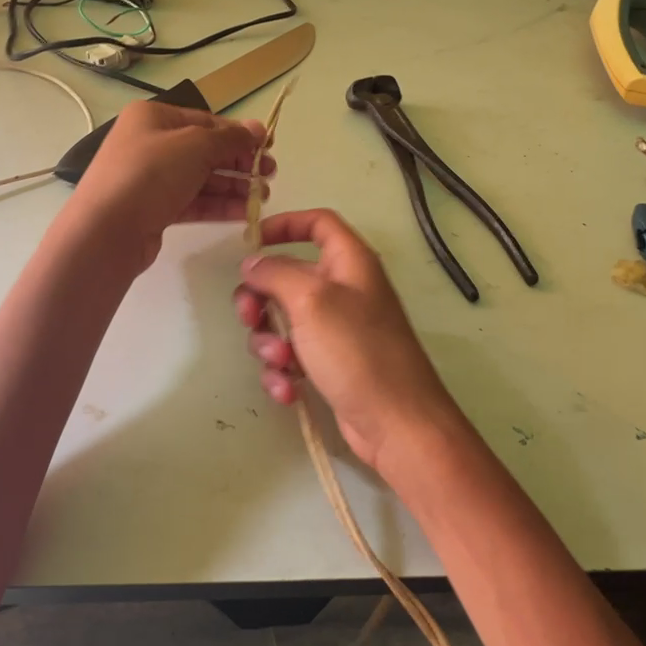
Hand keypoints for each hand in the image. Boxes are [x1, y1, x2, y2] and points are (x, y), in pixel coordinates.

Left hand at [64, 101, 273, 268]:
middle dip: (239, 162)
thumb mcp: (196, 145)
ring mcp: (151, 178)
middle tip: (270, 175)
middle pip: (205, 150)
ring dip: (233, 185)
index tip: (268, 148)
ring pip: (201, 178)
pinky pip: (193, 201)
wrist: (107, 229)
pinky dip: (219, 205)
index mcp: (154, 117)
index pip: (206, 121)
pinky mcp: (155, 209)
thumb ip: (231, 138)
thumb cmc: (151, 173)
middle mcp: (151, 143)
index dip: (239, 134)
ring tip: (263, 197)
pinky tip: (244, 212)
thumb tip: (258, 129)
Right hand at [234, 209, 462, 471]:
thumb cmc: (357, 351)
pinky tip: (288, 391)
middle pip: (287, 276)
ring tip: (282, 364)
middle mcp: (344, 290)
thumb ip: (276, 273)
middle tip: (251, 318)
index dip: (286, 224)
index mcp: (349, 262)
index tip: (252, 240)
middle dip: (261, 299)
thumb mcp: (311, 301)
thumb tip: (252, 263)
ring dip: (270, 343)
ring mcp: (337, 329)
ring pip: (282, 321)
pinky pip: (292, 356)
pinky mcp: (329, 364)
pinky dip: (284, 371)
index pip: (319, 223)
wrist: (395, 422)